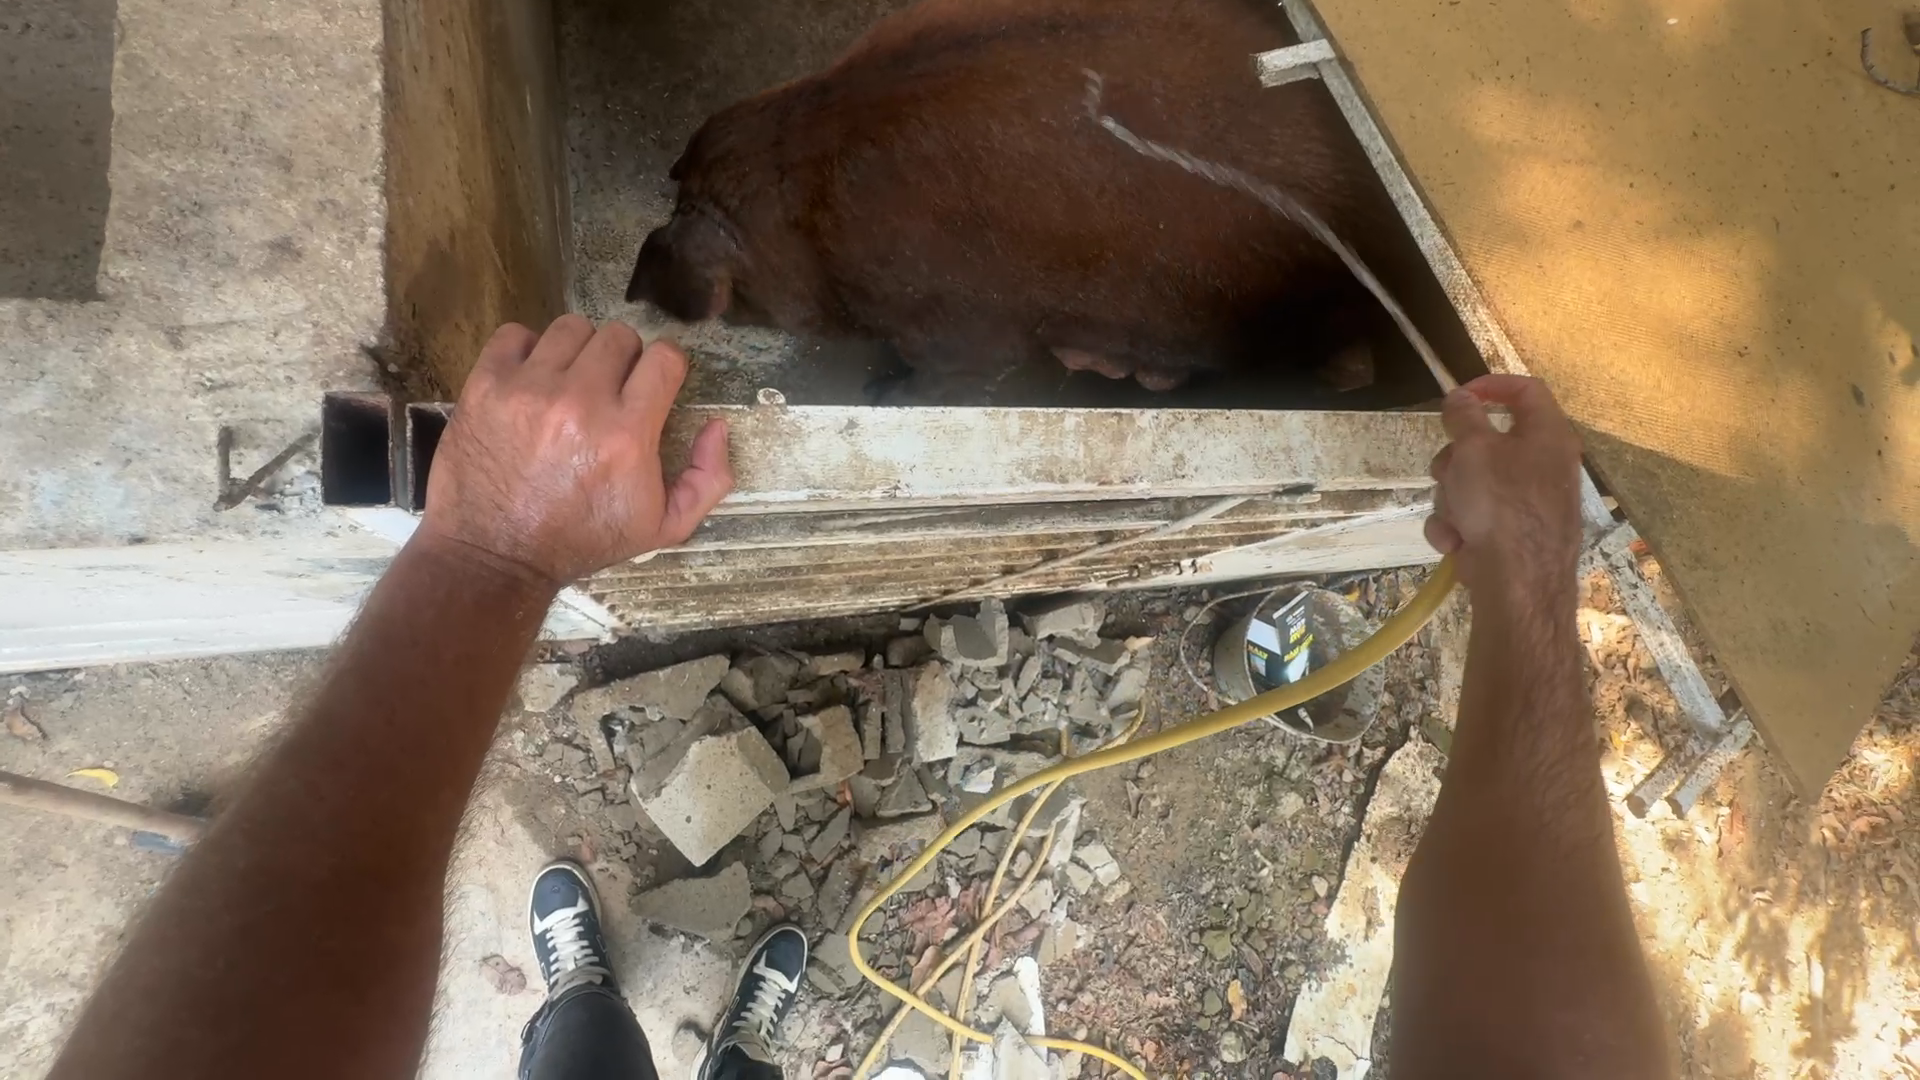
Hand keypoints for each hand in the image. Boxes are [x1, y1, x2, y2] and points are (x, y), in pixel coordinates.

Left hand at [414, 316, 732, 590]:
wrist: (498, 554)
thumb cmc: (587, 540)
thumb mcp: (667, 526)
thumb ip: (709, 478)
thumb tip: (717, 426)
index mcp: (628, 434)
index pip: (664, 357)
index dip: (668, 367)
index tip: (657, 385)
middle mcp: (580, 402)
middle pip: (619, 335)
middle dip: (626, 358)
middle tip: (616, 389)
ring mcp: (528, 389)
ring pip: (571, 328)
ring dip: (581, 350)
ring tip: (575, 381)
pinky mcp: (484, 386)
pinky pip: (516, 334)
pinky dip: (530, 350)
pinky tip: (536, 379)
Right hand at [1424, 375, 1582, 601]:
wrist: (1517, 577)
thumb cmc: (1500, 504)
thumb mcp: (1474, 449)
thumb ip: (1464, 418)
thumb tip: (1459, 397)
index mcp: (1546, 435)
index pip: (1526, 390)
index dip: (1489, 385)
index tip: (1455, 397)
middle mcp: (1540, 463)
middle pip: (1484, 442)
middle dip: (1453, 458)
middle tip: (1444, 471)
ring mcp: (1523, 499)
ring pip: (1468, 481)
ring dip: (1449, 498)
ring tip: (1454, 518)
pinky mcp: (1505, 528)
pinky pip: (1469, 513)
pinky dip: (1455, 524)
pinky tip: (1456, 540)